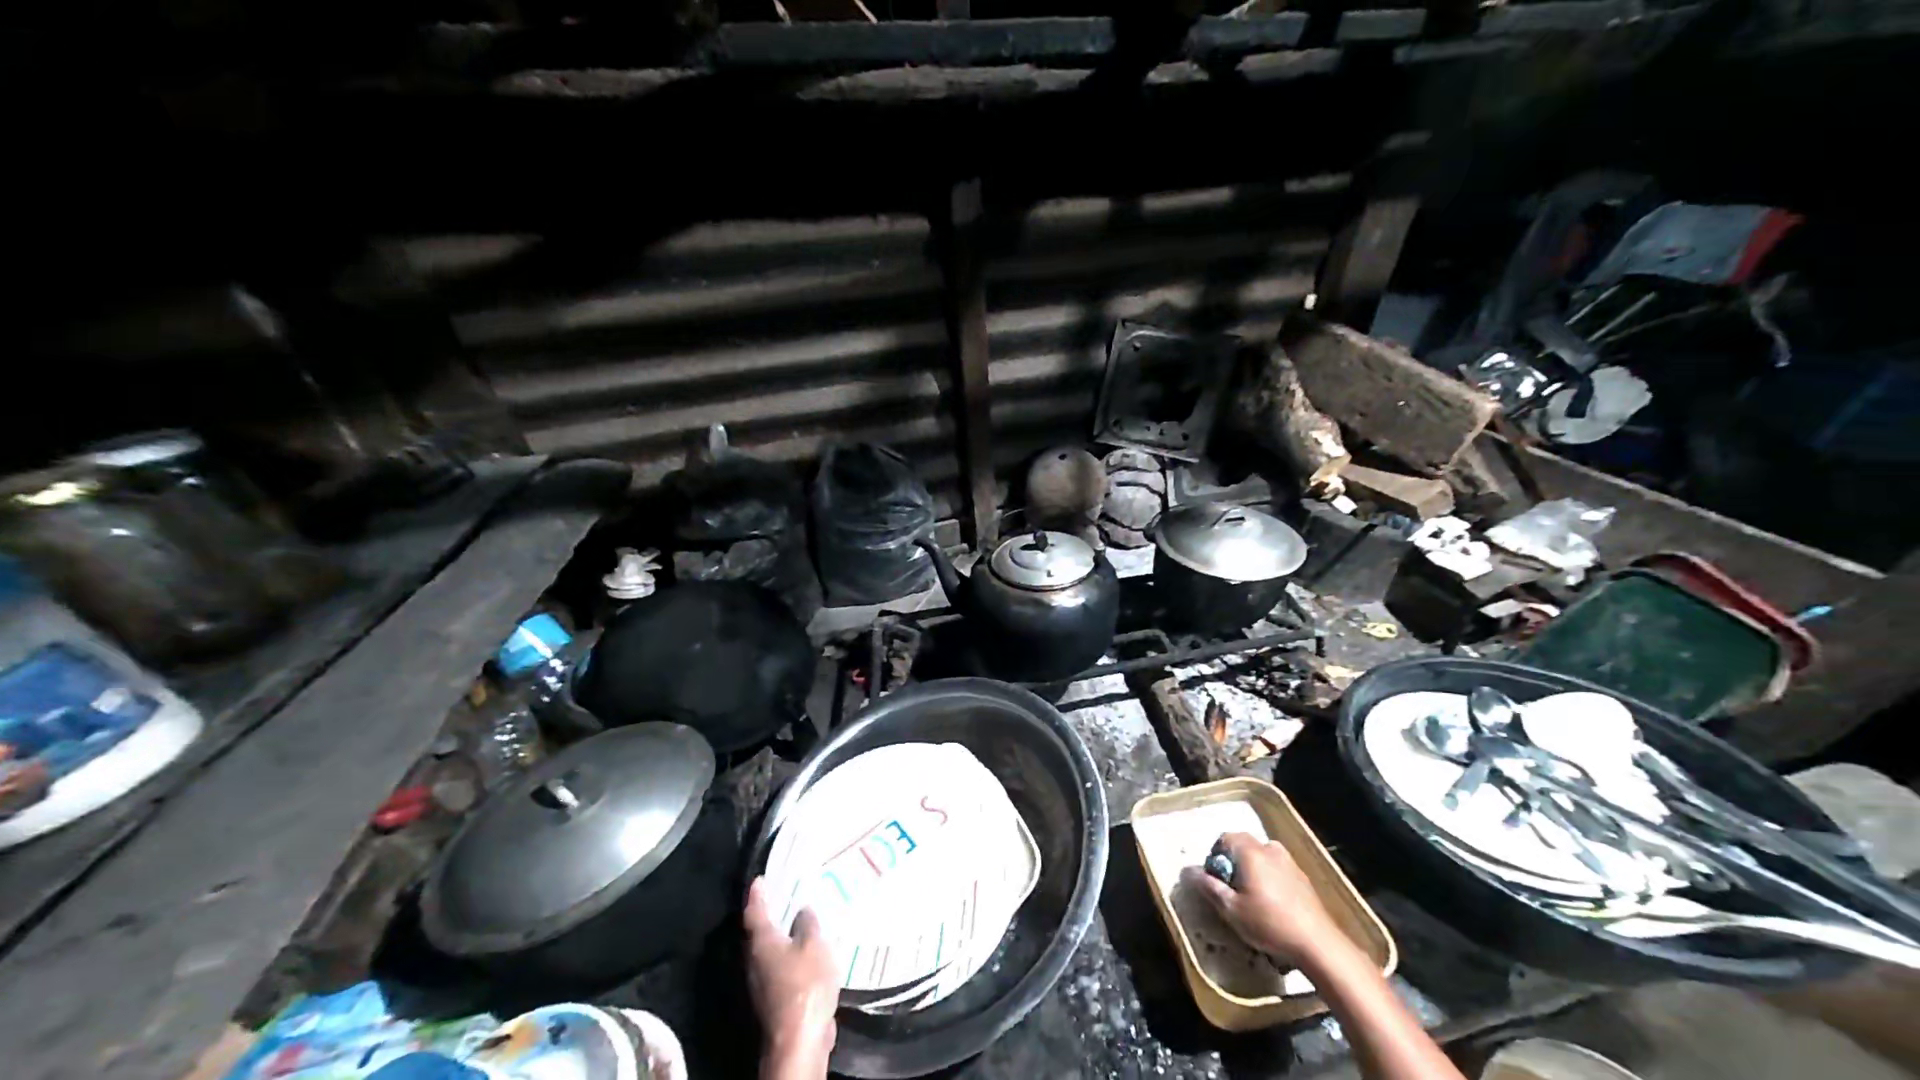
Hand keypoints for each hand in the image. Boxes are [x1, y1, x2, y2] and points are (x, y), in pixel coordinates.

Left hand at [744, 878, 839, 1078]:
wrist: (799, 1039)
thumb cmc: (804, 984)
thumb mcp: (813, 945)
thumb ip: (808, 924)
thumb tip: (803, 910)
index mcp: (761, 943)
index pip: (754, 912)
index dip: (757, 894)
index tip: (760, 879)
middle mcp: (756, 961)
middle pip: (759, 933)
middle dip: (770, 915)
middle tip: (785, 896)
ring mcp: (763, 983)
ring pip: (771, 952)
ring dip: (783, 937)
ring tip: (801, 922)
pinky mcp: (776, 1000)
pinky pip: (782, 968)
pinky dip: (792, 956)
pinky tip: (808, 954)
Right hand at [1181, 831, 1346, 966]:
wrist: (1318, 943)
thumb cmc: (1269, 923)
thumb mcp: (1231, 909)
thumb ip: (1209, 886)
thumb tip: (1189, 870)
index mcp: (1250, 852)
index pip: (1225, 838)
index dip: (1215, 856)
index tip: (1216, 879)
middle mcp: (1270, 849)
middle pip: (1244, 844)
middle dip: (1233, 862)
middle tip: (1232, 889)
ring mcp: (1289, 862)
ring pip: (1262, 856)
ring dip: (1253, 869)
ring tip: (1253, 897)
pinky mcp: (1302, 877)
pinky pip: (1277, 868)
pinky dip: (1269, 877)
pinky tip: (1273, 903)